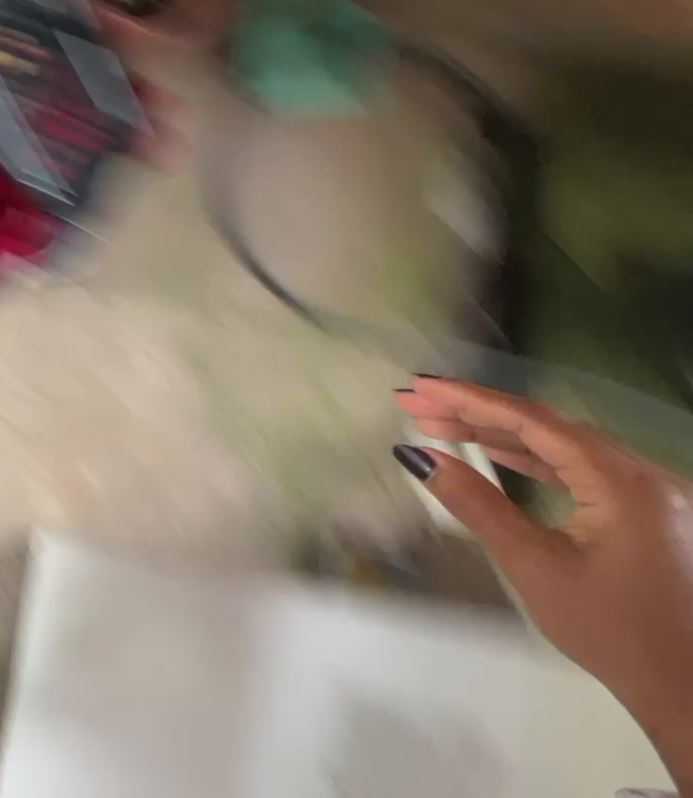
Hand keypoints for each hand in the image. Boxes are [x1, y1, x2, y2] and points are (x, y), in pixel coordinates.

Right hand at [394, 378, 692, 786]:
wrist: (690, 691)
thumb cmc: (610, 628)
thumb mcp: (530, 563)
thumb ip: (474, 502)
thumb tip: (415, 454)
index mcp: (626, 486)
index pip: (535, 424)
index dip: (472, 399)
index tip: (419, 386)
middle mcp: (649, 480)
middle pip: (550, 427)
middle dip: (477, 411)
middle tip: (413, 402)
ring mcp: (654, 497)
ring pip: (564, 445)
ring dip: (499, 432)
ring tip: (438, 422)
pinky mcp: (650, 515)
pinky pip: (581, 468)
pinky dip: (530, 455)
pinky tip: (494, 452)